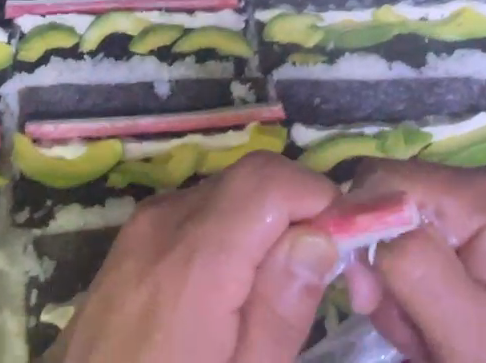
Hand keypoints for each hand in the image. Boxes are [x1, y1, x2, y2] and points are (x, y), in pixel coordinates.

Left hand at [49, 152, 341, 362]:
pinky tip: (238, 282)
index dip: (321, 199)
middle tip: (328, 268)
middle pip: (250, 179)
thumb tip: (322, 235)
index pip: (271, 180)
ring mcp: (143, 224)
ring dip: (266, 218)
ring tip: (283, 282)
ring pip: (227, 190)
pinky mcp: (132, 237)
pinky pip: (197, 209)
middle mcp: (165, 220)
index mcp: (194, 257)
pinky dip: (231, 226)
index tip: (353, 243)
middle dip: (299, 208)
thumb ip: (282, 306)